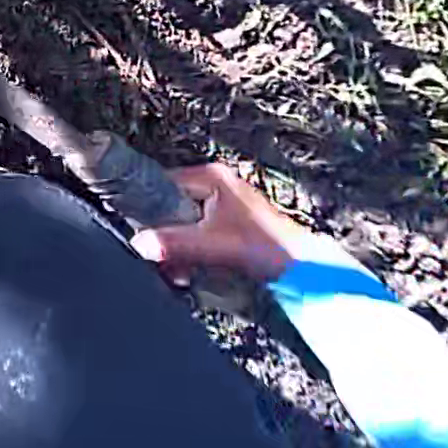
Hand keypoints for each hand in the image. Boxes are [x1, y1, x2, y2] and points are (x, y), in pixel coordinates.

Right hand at [128, 163, 313, 283]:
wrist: (309, 272)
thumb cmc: (270, 249)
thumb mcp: (215, 244)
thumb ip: (176, 243)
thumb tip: (139, 243)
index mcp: (209, 175)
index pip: (158, 182)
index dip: (146, 207)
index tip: (140, 230)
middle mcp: (212, 183)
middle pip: (166, 203)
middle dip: (161, 232)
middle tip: (160, 254)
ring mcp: (218, 202)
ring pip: (177, 220)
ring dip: (173, 244)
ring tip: (175, 267)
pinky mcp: (223, 222)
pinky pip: (190, 230)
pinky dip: (186, 248)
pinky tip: (187, 268)